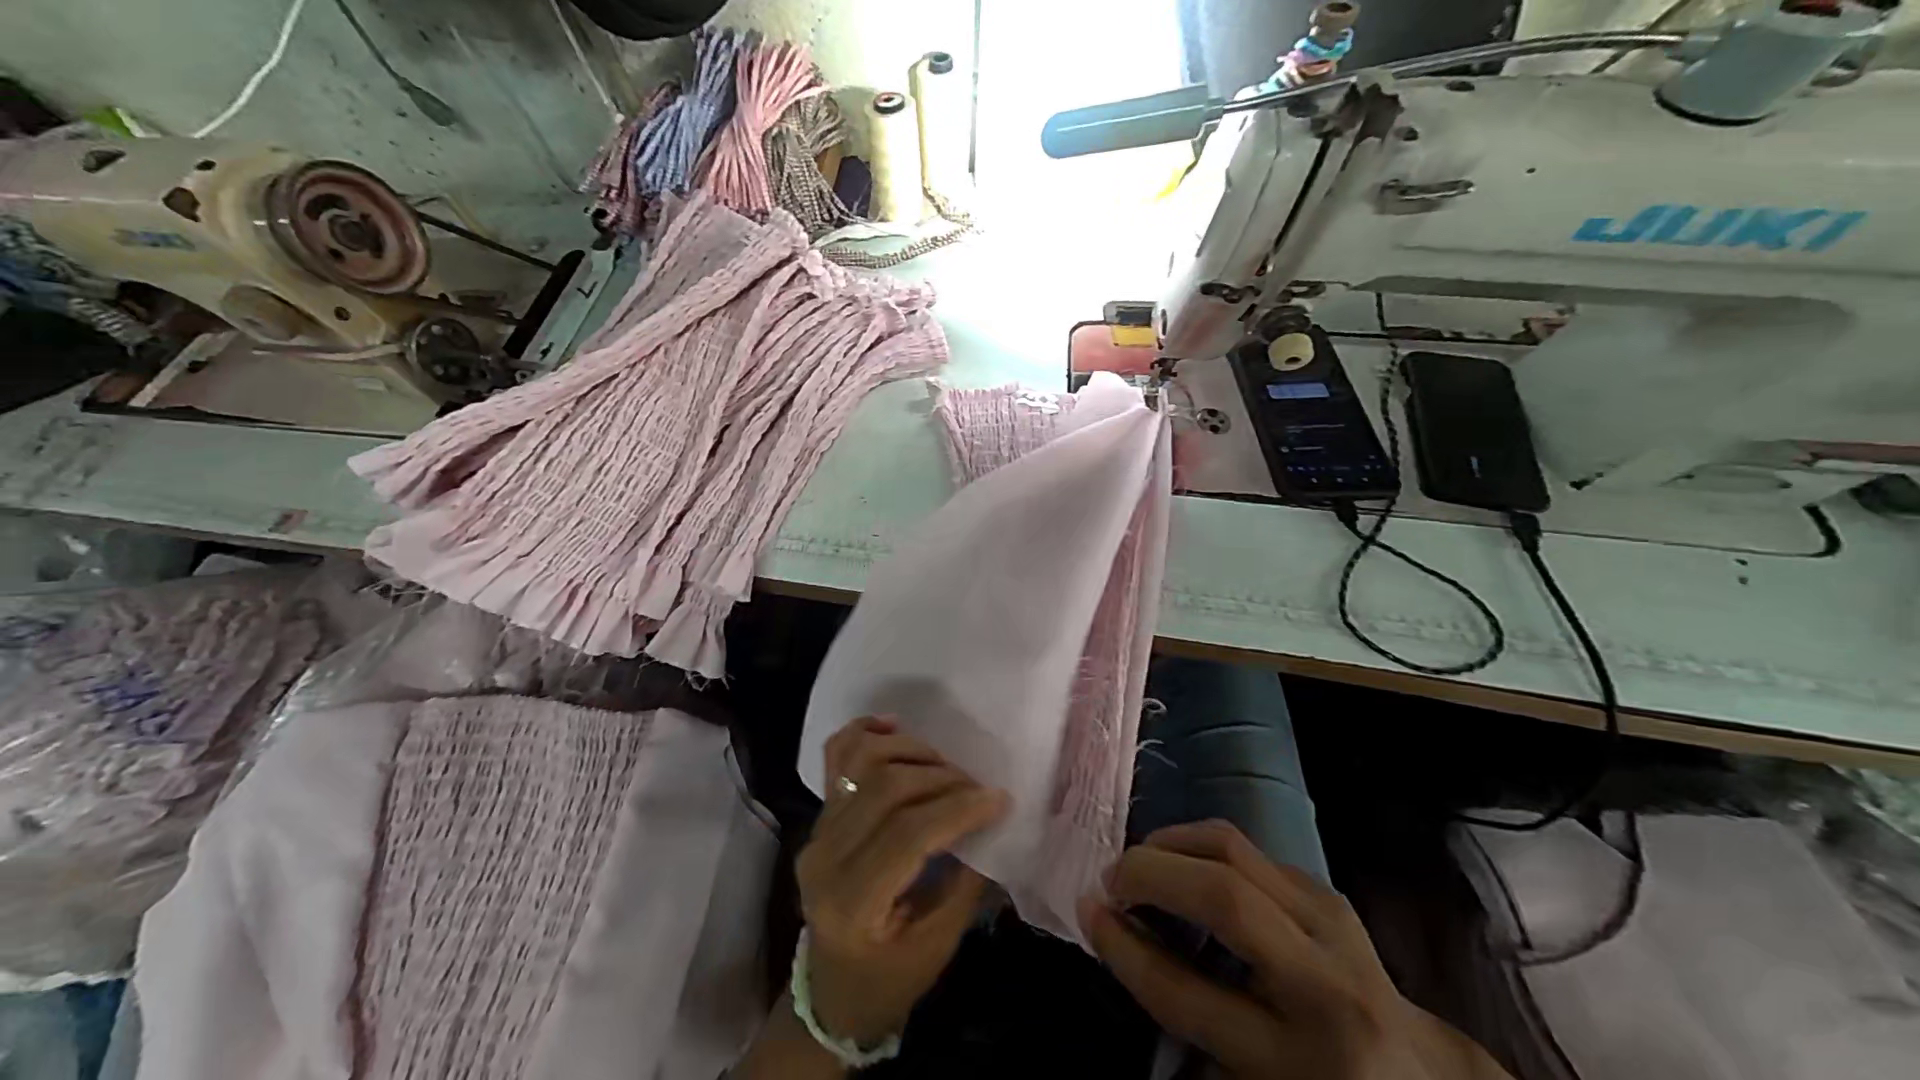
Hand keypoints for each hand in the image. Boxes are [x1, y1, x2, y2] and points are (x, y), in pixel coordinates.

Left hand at [796, 716, 1008, 1046]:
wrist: (834, 991)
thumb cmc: (890, 979)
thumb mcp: (938, 945)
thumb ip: (965, 880)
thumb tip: (992, 821)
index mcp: (852, 901)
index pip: (907, 833)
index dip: (957, 808)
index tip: (999, 798)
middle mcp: (825, 857)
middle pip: (886, 790)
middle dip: (943, 779)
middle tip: (979, 788)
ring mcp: (816, 831)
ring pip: (862, 763)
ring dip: (912, 753)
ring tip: (947, 767)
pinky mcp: (819, 817)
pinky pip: (837, 758)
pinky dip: (865, 732)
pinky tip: (896, 726)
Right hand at [1080, 821, 1513, 1079]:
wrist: (1420, 1078)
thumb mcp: (1249, 1078)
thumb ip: (1187, 1024)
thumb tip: (1117, 936)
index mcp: (1300, 1060)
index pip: (1186, 992)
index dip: (1123, 948)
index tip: (1088, 911)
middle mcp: (1326, 987)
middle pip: (1223, 898)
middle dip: (1150, 874)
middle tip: (1113, 879)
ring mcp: (1335, 928)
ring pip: (1237, 851)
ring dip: (1173, 845)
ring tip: (1142, 863)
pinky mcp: (1330, 893)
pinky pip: (1251, 851)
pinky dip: (1203, 849)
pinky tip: (1185, 867)